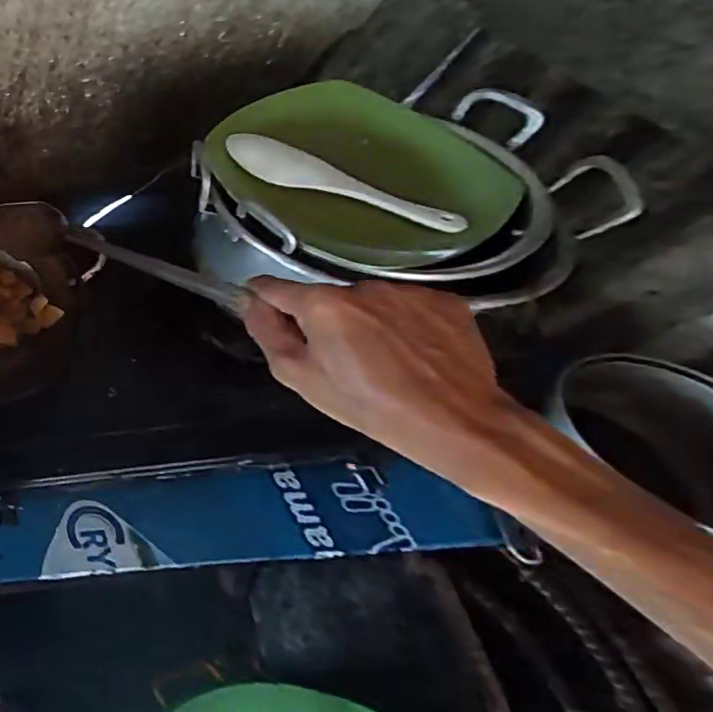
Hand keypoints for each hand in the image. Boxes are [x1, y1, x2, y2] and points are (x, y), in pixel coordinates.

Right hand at [242, 277, 532, 485]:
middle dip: (321, 318)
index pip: (272, 287)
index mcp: (320, 303)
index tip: (268, 318)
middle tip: (336, 356)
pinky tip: (413, 351)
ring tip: (381, 356)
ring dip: (363, 319)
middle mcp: (361, 287)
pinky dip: (401, 322)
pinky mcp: (445, 302)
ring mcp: (406, 292)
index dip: (262, 300)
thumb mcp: (297, 376)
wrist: (460, 424)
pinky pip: (405, 306)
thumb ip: (266, 332)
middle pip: (323, 297)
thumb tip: (252, 303)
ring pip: (366, 301)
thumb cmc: (366, 404)